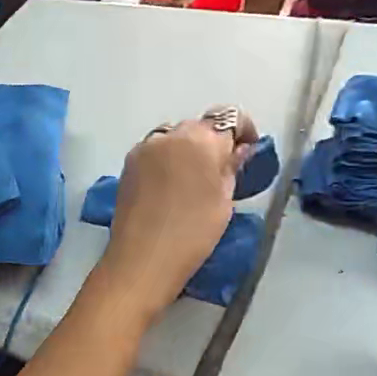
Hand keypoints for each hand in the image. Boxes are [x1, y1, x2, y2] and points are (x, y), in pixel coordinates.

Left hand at [90, 109, 258, 320]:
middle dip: (213, 141)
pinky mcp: (129, 162)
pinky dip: (167, 159)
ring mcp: (146, 147)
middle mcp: (172, 134)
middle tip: (221, 171)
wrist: (143, 258)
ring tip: (193, 179)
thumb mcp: (223, 201)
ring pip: (175, 136)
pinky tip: (170, 187)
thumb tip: (238, 149)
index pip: (229, 117)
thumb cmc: (194, 233)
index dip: (243, 129)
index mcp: (202, 140)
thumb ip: (231, 168)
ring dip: (187, 149)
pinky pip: (155, 150)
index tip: (247, 149)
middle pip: (200, 126)